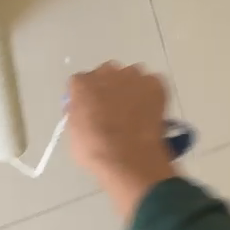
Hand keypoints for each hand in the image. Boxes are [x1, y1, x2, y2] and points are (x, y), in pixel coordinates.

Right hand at [66, 62, 177, 219]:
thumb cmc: (95, 149)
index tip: (88, 109)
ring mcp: (134, 75)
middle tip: (111, 110)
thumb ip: (77, 112)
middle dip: (107, 88)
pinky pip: (150, 84)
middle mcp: (107, 72)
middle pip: (106, 74)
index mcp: (82, 84)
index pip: (80, 82)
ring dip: (128, 89)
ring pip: (129, 76)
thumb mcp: (73, 132)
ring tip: (131, 112)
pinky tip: (146, 112)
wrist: (129, 158)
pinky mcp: (155, 84)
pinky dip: (148, 94)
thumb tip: (81, 108)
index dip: (84, 97)